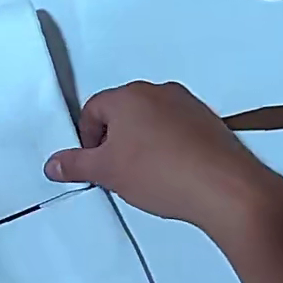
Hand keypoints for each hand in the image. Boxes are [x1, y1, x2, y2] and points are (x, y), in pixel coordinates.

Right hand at [44, 81, 282, 232]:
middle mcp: (159, 93)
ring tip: (142, 175)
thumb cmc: (169, 172)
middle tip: (113, 168)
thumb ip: (75, 165)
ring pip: (150, 121)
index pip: (92, 110)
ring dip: (141, 144)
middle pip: (121, 113)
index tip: (90, 160)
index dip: (86, 139)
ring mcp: (187, 106)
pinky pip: (176, 131)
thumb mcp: (106, 172)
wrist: (225, 189)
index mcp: (130, 96)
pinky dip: (167, 148)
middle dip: (113, 140)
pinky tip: (167, 174)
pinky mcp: (208, 124)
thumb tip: (57, 164)